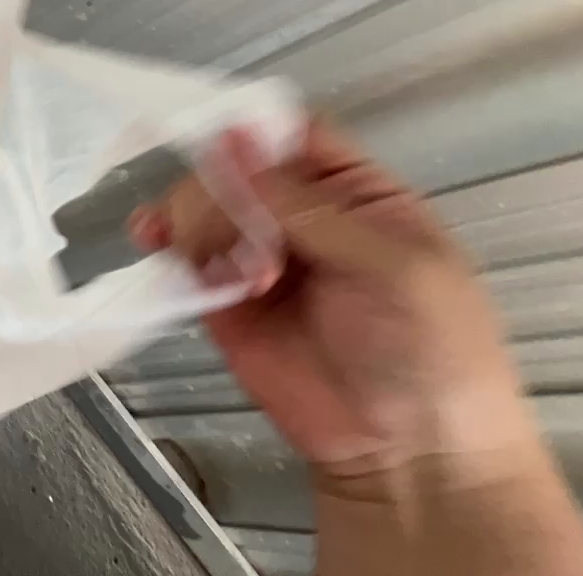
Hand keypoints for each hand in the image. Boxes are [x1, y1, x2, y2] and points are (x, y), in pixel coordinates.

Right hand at [128, 123, 537, 491]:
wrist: (401, 452)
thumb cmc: (429, 353)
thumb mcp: (391, 268)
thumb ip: (306, 204)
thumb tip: (232, 139)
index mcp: (352, 194)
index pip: (290, 135)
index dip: (251, 131)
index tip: (217, 144)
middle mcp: (294, 212)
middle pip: (227, 167)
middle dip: (220, 199)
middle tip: (243, 249)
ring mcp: (249, 249)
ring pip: (193, 201)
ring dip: (193, 226)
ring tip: (224, 276)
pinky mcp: (214, 286)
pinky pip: (173, 245)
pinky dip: (157, 236)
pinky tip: (153, 242)